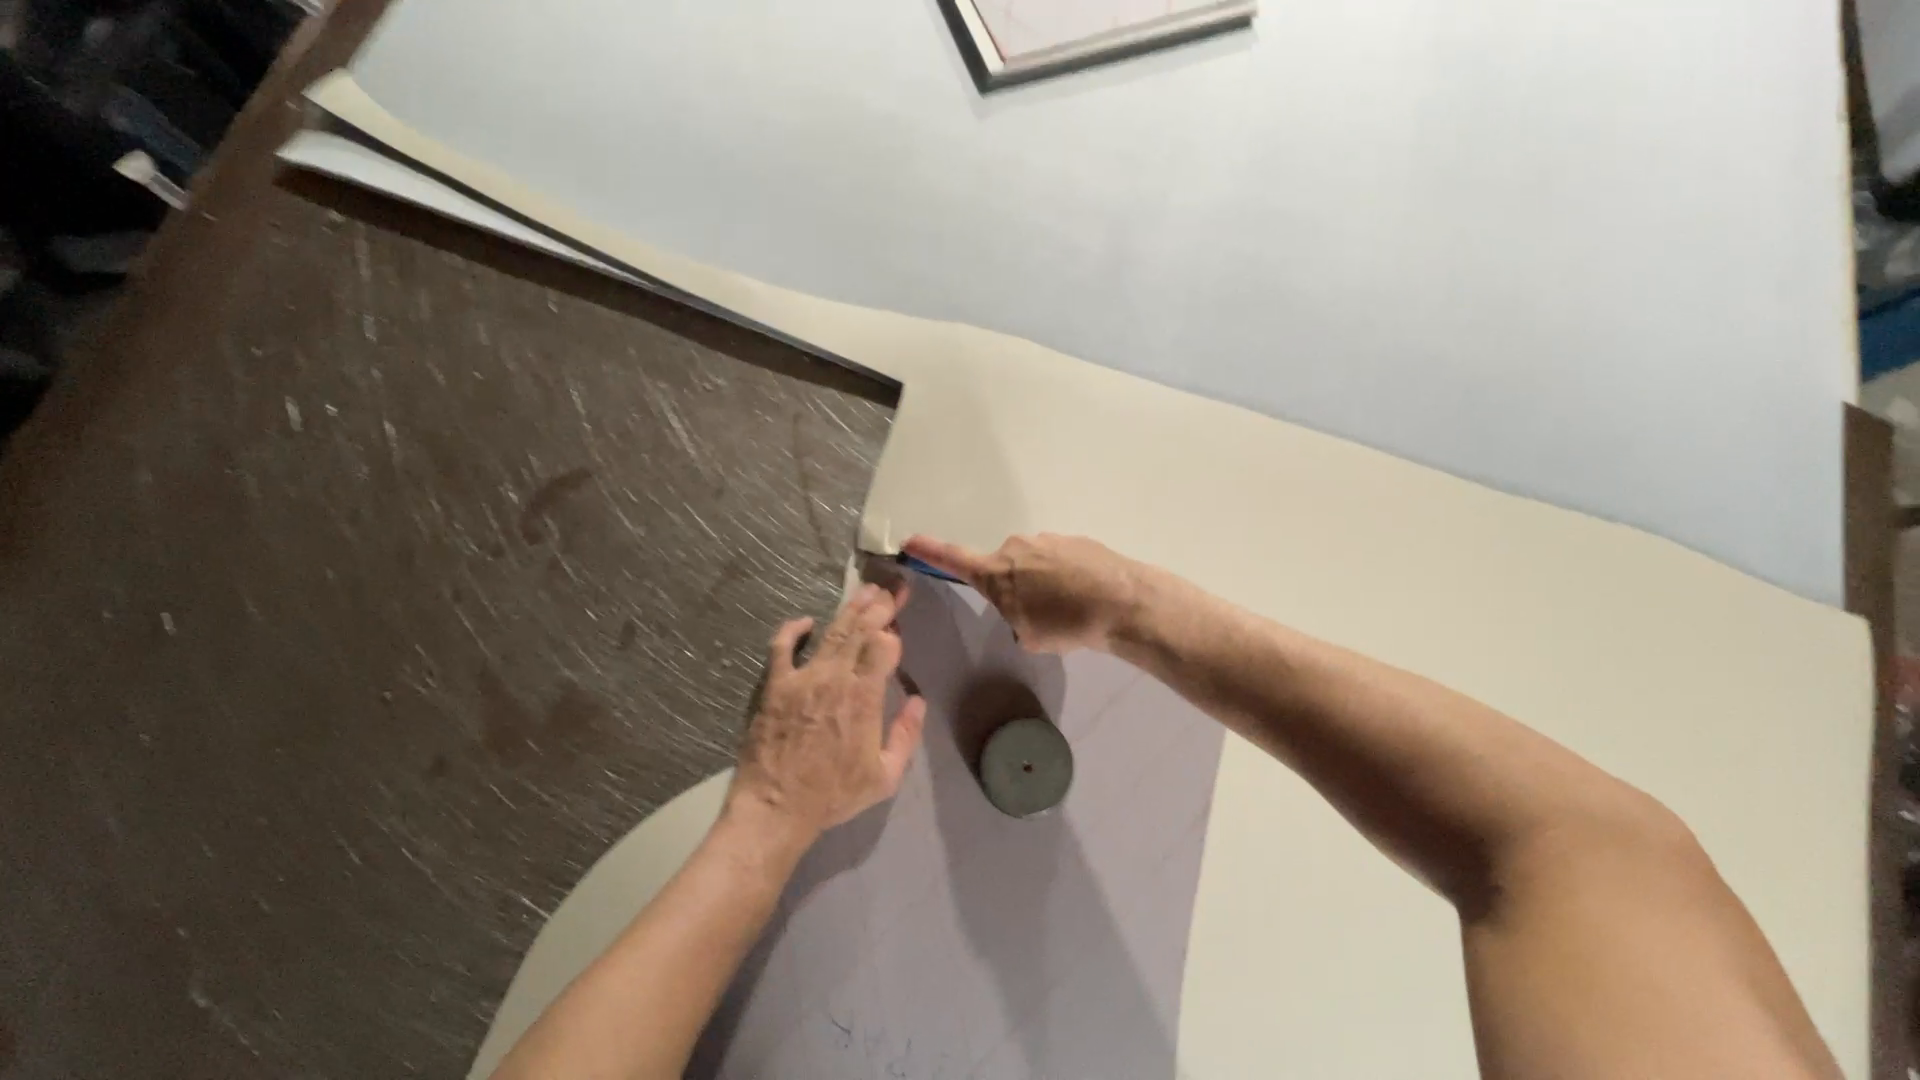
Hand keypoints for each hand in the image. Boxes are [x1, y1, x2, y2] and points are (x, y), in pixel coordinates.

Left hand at [730, 584, 927, 834]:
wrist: (776, 808)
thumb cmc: (833, 795)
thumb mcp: (884, 776)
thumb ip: (906, 736)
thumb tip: (918, 701)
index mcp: (864, 697)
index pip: (883, 646)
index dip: (892, 628)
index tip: (900, 615)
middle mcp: (834, 679)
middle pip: (860, 631)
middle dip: (877, 606)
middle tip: (889, 587)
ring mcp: (801, 679)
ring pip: (830, 633)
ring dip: (849, 610)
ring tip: (864, 591)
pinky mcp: (774, 686)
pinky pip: (782, 647)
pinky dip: (793, 629)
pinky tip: (806, 620)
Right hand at [901, 533, 1143, 653]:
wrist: (1123, 602)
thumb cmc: (1067, 624)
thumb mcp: (1028, 635)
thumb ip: (1014, 616)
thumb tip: (1023, 607)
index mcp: (997, 572)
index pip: (953, 559)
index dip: (929, 551)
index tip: (908, 540)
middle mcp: (1016, 547)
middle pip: (1003, 567)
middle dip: (1013, 587)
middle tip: (1038, 616)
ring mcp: (1048, 539)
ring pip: (1034, 563)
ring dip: (1043, 583)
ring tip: (1070, 609)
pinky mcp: (1075, 540)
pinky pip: (1059, 560)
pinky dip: (1066, 577)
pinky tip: (1086, 596)